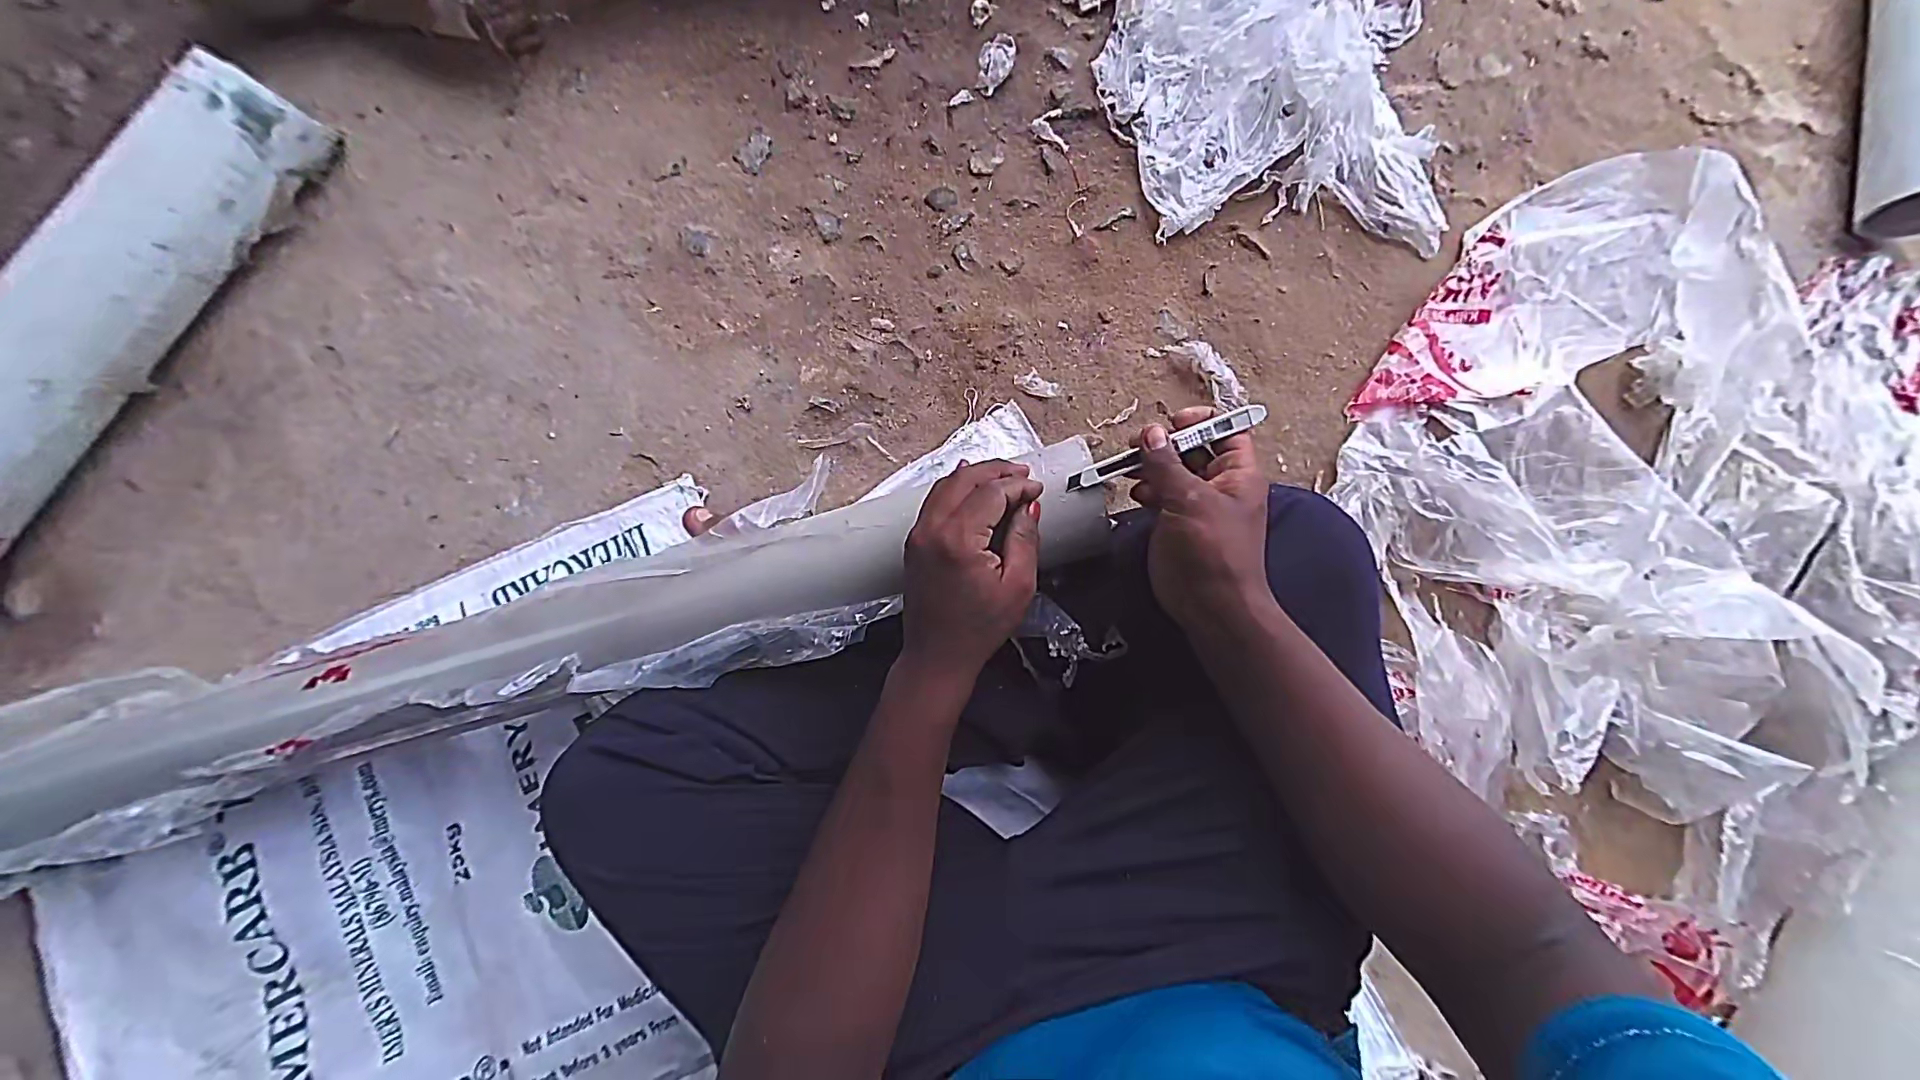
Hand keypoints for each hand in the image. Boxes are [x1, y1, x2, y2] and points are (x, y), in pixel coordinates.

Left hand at [901, 460, 1042, 672]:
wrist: (937, 656)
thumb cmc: (976, 630)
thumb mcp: (1018, 586)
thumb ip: (1025, 540)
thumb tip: (1028, 508)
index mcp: (958, 540)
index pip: (991, 493)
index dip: (1018, 486)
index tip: (1035, 489)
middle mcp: (932, 531)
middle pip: (965, 479)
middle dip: (996, 471)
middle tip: (1022, 474)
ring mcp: (918, 535)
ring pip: (946, 486)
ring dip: (975, 476)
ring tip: (1003, 477)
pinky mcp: (914, 543)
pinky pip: (934, 502)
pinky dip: (955, 489)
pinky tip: (970, 487)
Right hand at [1131, 407, 1271, 631]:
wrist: (1211, 604)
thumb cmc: (1217, 556)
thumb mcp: (1190, 500)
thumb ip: (1167, 464)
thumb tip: (1152, 435)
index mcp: (1238, 474)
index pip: (1225, 430)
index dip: (1200, 421)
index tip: (1172, 423)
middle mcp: (1220, 486)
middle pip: (1193, 448)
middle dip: (1166, 444)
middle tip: (1141, 444)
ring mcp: (1197, 504)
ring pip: (1173, 471)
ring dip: (1152, 466)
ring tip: (1134, 467)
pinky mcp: (1177, 522)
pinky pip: (1161, 494)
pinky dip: (1147, 489)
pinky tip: (1138, 492)